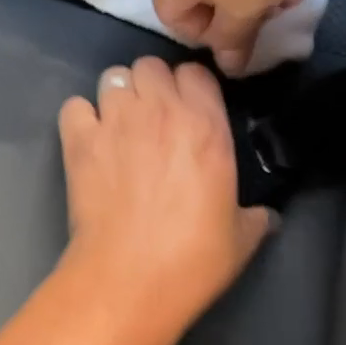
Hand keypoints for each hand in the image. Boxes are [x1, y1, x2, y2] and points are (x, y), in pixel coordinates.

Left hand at [56, 58, 277, 327]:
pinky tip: (88, 140)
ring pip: (113, 76)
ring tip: (120, 125)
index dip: (192, 87)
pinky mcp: (79, 139)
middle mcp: (160, 110)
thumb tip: (270, 216)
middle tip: (153, 117)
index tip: (191, 110)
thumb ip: (257, 215)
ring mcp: (115, 120)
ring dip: (118, 96)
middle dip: (152, 85)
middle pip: (150, 65)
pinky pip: (75, 106)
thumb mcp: (242, 237)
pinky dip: (81, 118)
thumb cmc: (194, 258)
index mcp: (205, 125)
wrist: (129, 279)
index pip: (196, 72)